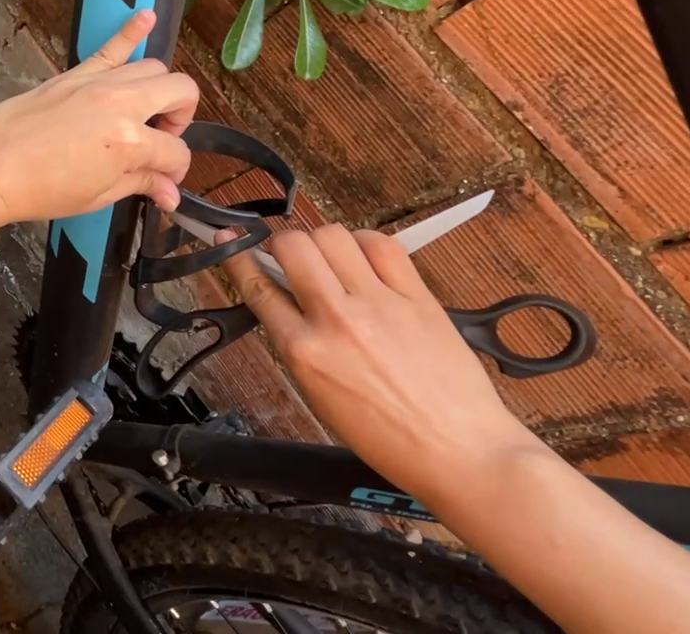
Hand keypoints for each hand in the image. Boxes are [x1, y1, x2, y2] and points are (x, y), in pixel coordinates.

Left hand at [0, 11, 197, 228]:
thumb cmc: (37, 190)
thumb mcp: (97, 196)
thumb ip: (139, 184)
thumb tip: (169, 192)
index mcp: (129, 141)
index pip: (175, 151)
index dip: (175, 170)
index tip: (164, 182)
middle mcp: (119, 102)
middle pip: (180, 92)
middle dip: (180, 119)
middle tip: (159, 144)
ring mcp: (95, 84)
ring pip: (152, 68)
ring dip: (160, 91)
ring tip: (145, 116)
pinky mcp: (72, 76)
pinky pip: (109, 47)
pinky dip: (131, 30)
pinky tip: (146, 16)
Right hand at [222, 226, 548, 501]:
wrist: (461, 454)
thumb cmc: (387, 435)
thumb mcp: (316, 391)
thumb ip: (295, 339)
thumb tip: (281, 297)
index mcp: (303, 351)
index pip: (256, 286)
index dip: (236, 256)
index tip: (228, 240)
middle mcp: (336, 320)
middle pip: (291, 245)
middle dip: (281, 242)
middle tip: (288, 254)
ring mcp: (379, 304)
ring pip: (332, 235)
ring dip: (321, 240)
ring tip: (330, 257)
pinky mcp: (418, 298)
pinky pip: (382, 245)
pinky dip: (365, 243)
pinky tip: (365, 258)